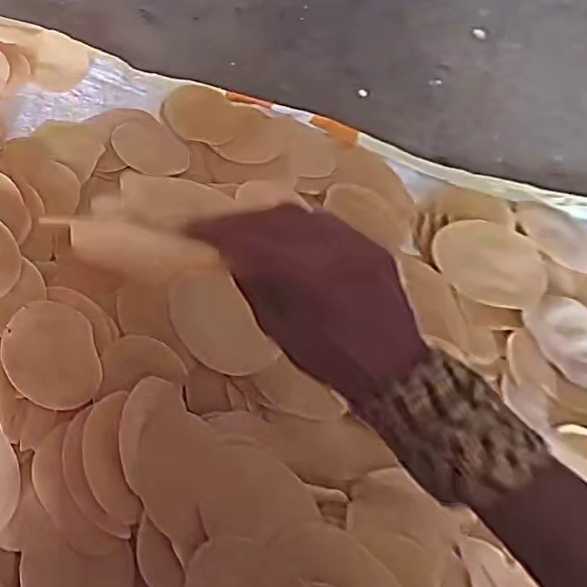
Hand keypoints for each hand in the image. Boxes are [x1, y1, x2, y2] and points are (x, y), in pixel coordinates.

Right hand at [190, 205, 429, 401]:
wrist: (395, 371)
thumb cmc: (329, 359)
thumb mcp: (278, 326)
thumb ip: (255, 284)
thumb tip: (230, 256)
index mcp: (304, 272)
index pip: (249, 237)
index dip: (216, 230)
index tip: (192, 230)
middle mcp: (331, 247)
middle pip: (270, 218)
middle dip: (236, 221)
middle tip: (212, 228)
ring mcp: (354, 242)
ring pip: (298, 214)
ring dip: (265, 219)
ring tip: (244, 229)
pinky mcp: (369, 245)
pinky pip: (324, 223)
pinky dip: (296, 224)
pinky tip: (284, 234)